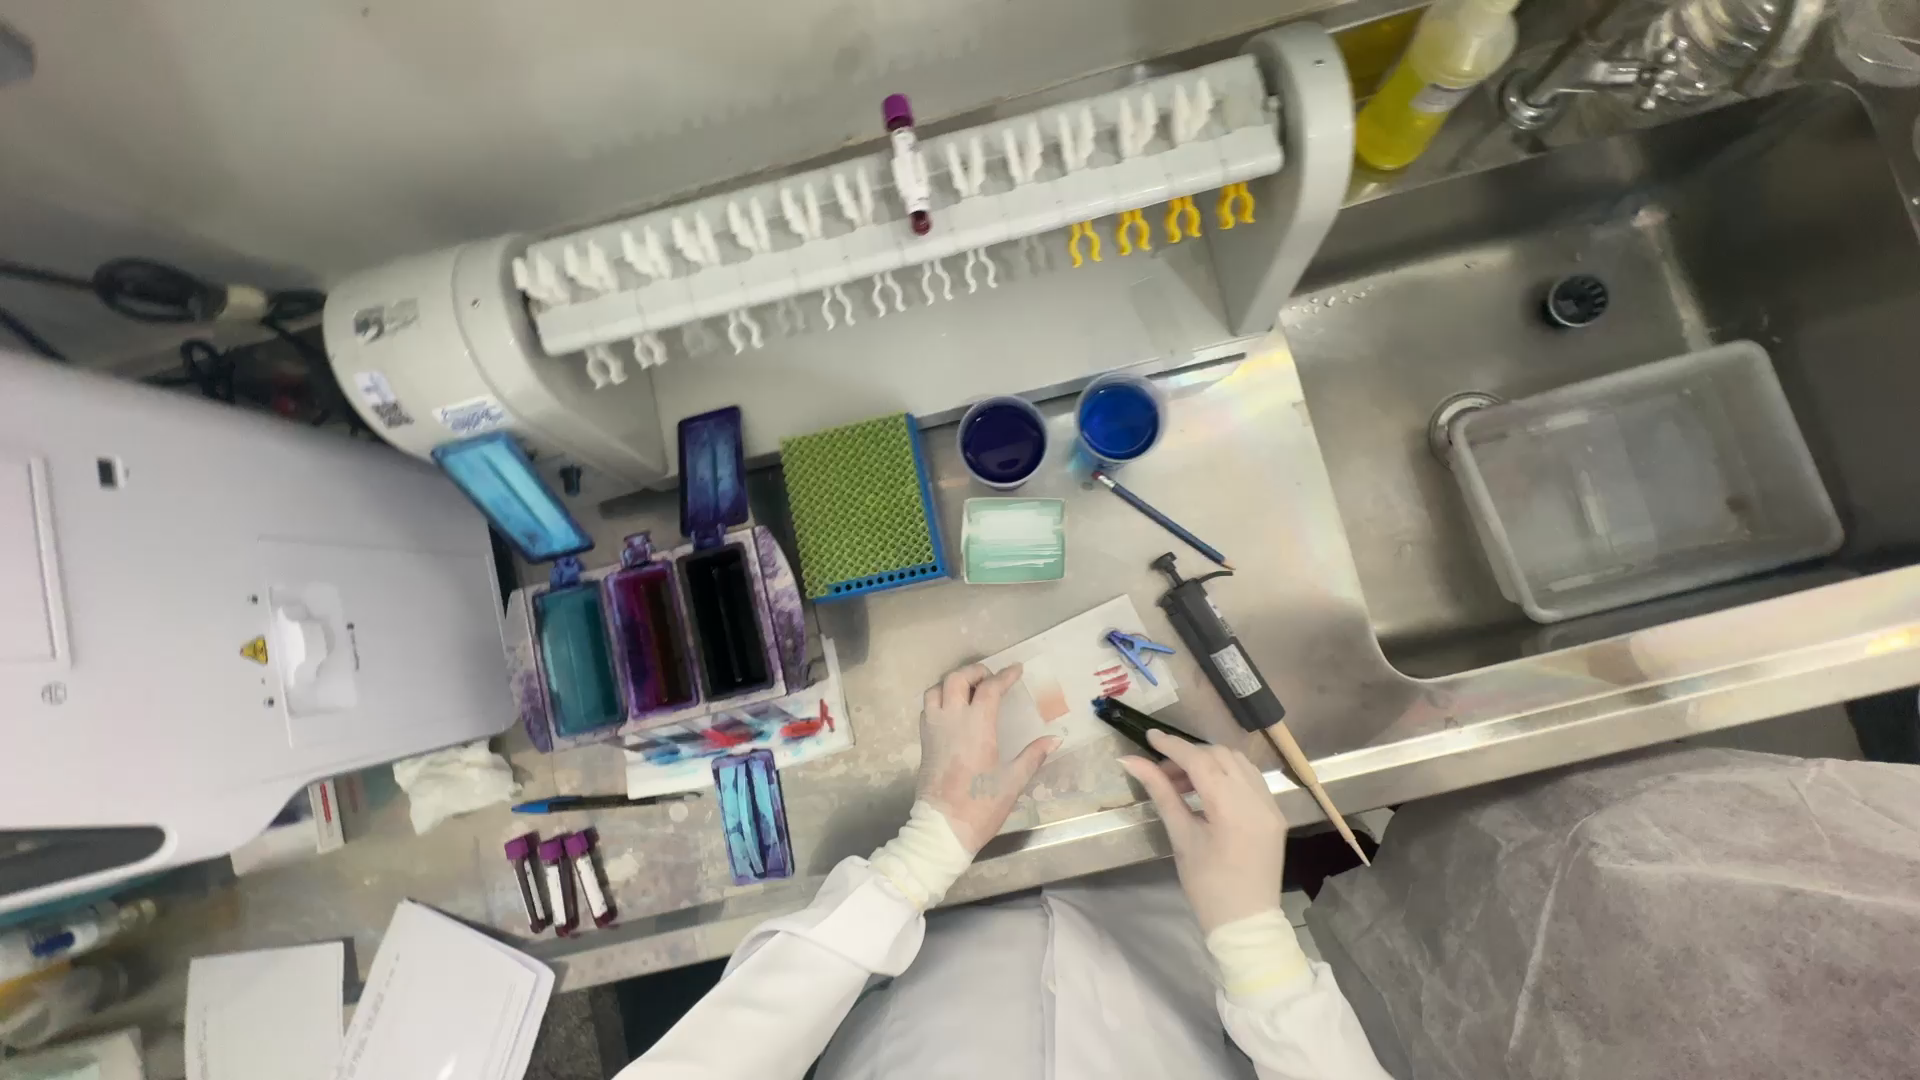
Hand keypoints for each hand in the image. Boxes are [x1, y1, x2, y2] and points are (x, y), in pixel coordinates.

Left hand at [917, 662, 1062, 853]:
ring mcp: (933, 729)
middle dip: (975, 672)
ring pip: (936, 688)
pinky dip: (939, 698)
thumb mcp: (1013, 781)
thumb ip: (1033, 755)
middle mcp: (951, 719)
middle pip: (957, 678)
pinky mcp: (924, 741)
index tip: (1017, 670)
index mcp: (976, 725)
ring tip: (970, 689)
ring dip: (953, 682)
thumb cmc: (981, 805)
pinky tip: (952, 710)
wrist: (943, 829)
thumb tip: (1055, 739)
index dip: (1005, 675)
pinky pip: (927, 707)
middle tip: (992, 678)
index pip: (990, 688)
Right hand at [1120, 728, 1286, 933]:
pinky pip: (1250, 778)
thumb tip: (1131, 761)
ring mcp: (1271, 806)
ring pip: (1237, 762)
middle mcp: (1257, 800)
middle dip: (1189, 756)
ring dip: (1208, 762)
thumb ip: (1160, 792)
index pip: (1200, 761)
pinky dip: (1227, 774)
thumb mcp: (1180, 836)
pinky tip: (1207, 791)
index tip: (1149, 737)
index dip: (1173, 746)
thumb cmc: (1207, 885)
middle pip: (1220, 756)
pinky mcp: (1275, 814)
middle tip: (1163, 773)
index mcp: (1232, 808)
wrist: (1246, 924)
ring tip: (1183, 783)